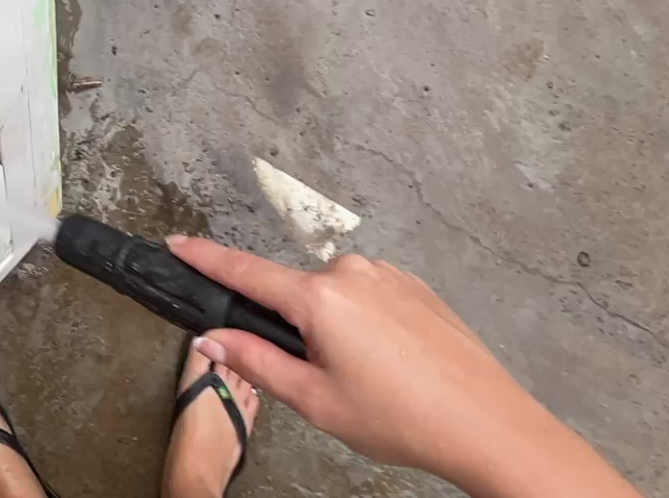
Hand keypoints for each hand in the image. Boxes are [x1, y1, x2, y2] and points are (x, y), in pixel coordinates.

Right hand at [168, 238, 642, 497]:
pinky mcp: (412, 281)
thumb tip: (207, 339)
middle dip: (295, 325)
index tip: (175, 242)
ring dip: (332, 324)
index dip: (205, 257)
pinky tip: (393, 360)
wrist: (492, 426)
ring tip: (369, 375)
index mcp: (319, 298)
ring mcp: (384, 272)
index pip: (246, 271)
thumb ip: (255, 360)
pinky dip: (364, 319)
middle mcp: (349, 270)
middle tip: (324, 376)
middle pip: (295, 290)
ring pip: (333, 293)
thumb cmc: (400, 419)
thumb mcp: (316, 401)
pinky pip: (367, 292)